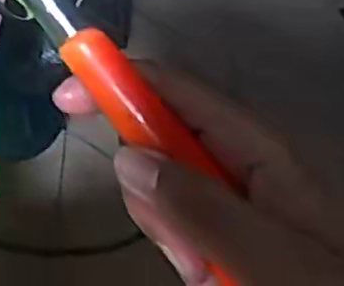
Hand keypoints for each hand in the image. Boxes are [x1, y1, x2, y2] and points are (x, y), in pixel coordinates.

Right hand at [53, 63, 343, 285]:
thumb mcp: (280, 263)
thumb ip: (202, 208)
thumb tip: (124, 157)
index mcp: (255, 146)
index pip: (166, 86)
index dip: (110, 78)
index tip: (63, 99)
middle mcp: (243, 162)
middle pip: (156, 138)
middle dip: (148, 186)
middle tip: (177, 244)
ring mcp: (243, 201)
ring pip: (166, 189)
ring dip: (172, 232)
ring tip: (212, 278)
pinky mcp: (243, 236)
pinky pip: (187, 227)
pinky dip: (189, 255)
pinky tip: (219, 282)